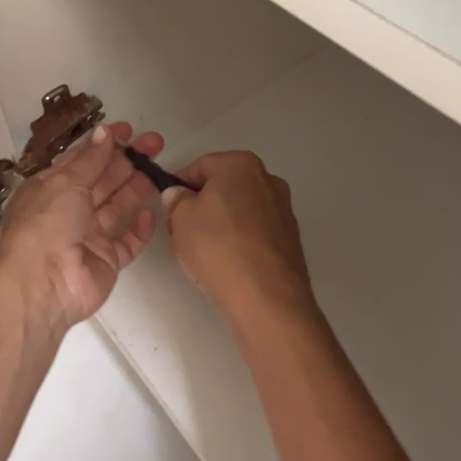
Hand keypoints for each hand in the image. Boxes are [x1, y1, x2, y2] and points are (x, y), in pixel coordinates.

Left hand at [0, 122, 161, 327]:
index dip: (104, 143)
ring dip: (136, 187)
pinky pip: (127, 241)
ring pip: (117, 206)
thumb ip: (90, 159)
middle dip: (128, 160)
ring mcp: (88, 237)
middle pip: (103, 180)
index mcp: (51, 188)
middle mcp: (69, 210)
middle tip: (155, 143)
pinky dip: (139, 228)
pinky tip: (150, 212)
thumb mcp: (65, 182)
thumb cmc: (46, 224)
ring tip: (158, 169)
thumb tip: (104, 132)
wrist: (41, 285)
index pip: (81, 159)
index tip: (129, 130)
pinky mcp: (106, 261)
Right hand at [161, 150, 314, 321]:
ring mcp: (283, 209)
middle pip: (223, 187)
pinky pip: (255, 232)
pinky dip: (240, 242)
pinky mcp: (290, 238)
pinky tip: (228, 265)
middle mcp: (267, 179)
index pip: (200, 166)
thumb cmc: (218, 246)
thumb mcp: (181, 218)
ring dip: (220, 225)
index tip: (169, 210)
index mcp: (241, 164)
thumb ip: (176, 199)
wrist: (267, 296)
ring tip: (203, 255)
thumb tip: (179, 194)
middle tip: (182, 234)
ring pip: (240, 211)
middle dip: (200, 206)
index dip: (179, 187)